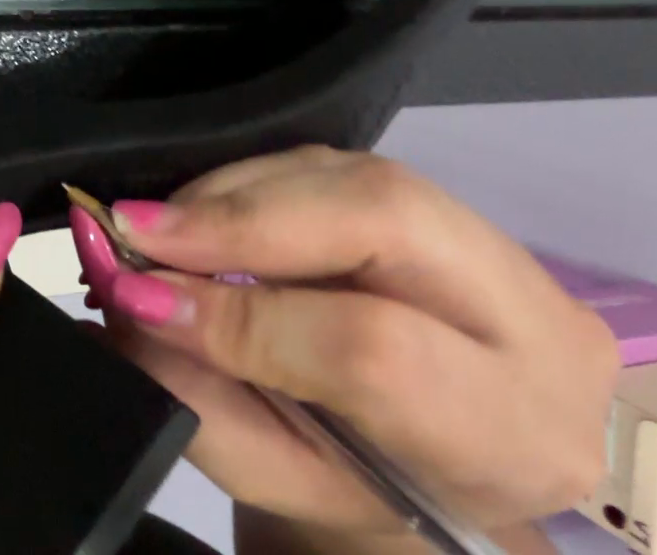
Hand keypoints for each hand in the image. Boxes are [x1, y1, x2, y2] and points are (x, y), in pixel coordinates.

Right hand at [70, 147, 617, 532]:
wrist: (428, 465)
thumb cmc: (345, 487)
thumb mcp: (264, 473)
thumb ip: (191, 390)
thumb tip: (122, 290)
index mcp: (508, 434)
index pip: (371, 348)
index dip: (240, 314)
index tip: (132, 295)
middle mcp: (534, 325)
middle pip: (381, 215)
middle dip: (234, 215)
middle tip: (132, 227)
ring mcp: (499, 249)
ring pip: (347, 174)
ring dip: (226, 194)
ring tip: (154, 230)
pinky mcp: (443, 204)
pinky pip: (328, 167)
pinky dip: (241, 184)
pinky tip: (198, 218)